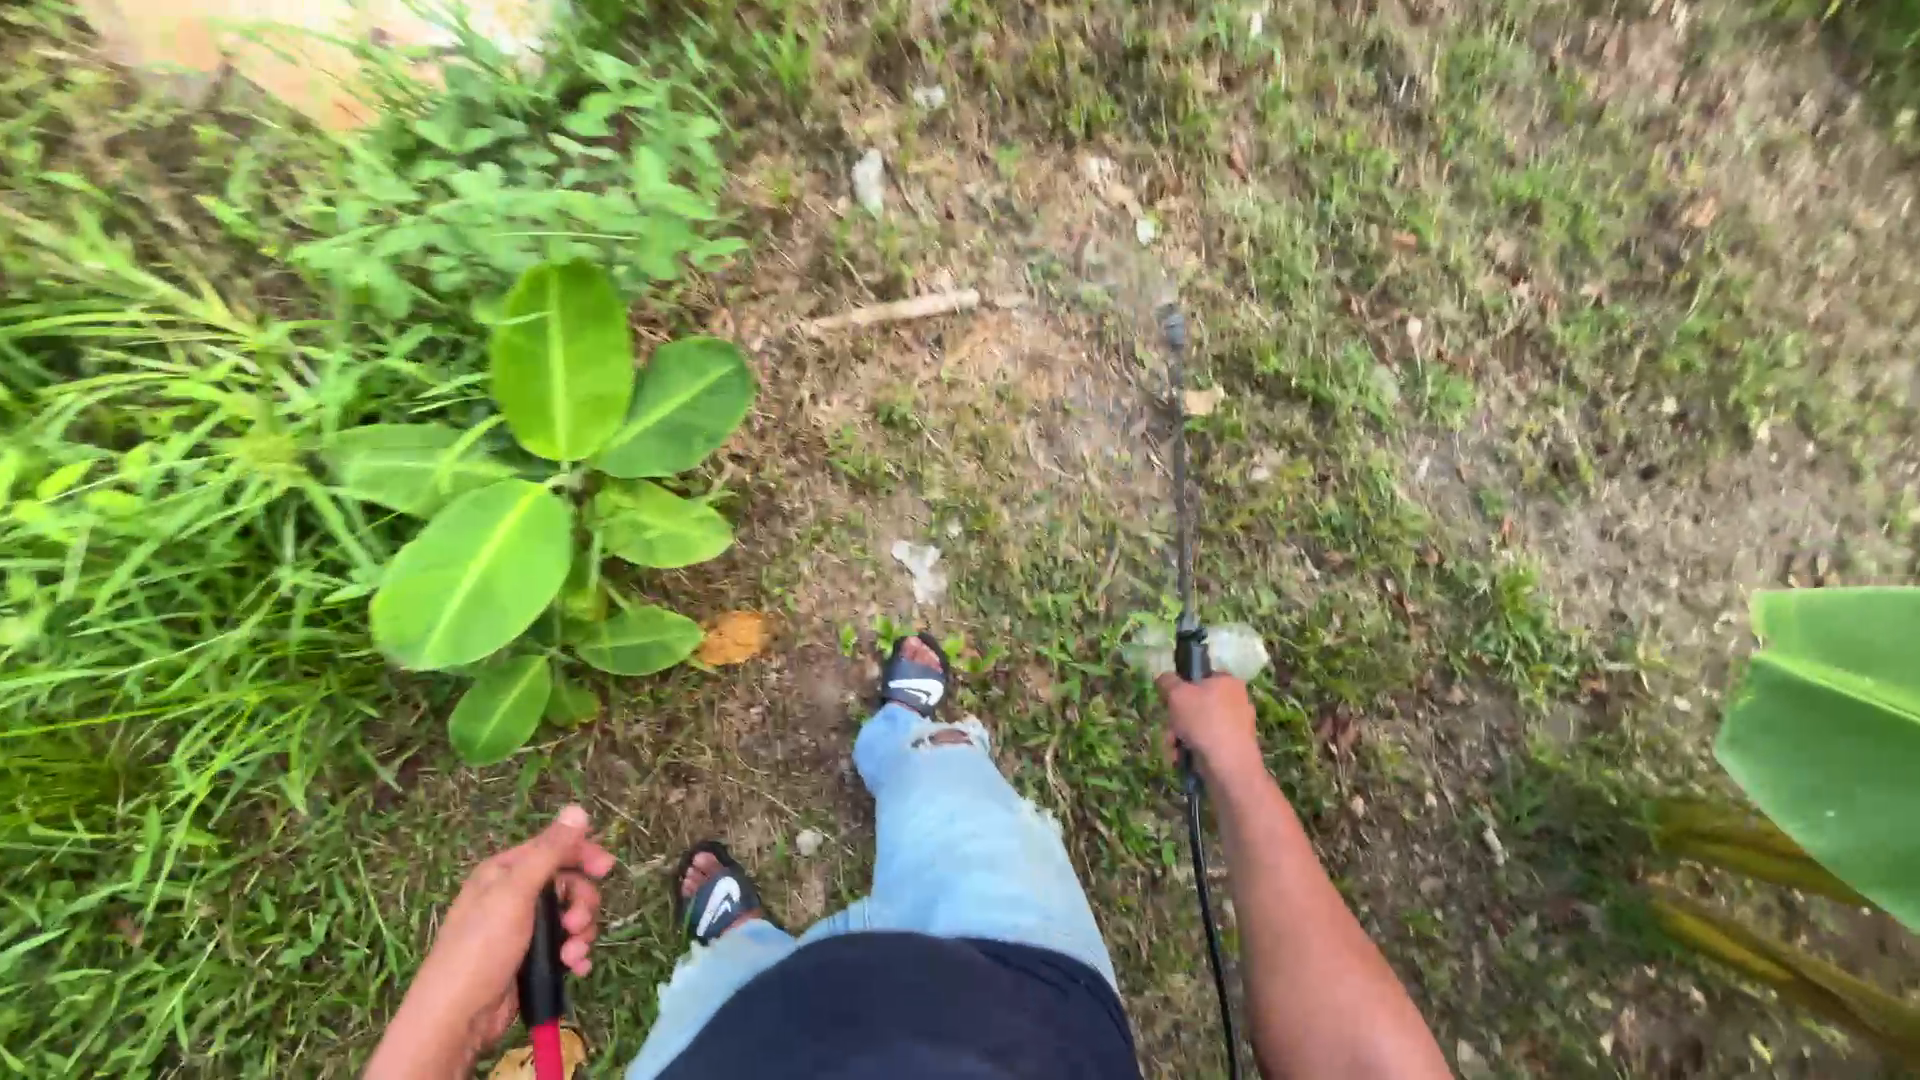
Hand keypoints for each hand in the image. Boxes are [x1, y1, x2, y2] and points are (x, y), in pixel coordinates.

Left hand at [366, 806, 615, 1078]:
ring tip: (571, 954)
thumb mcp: (515, 893)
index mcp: (505, 872)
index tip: (607, 868)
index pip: (554, 848)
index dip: (583, 854)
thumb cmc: (481, 949)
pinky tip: (576, 966)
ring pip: (572, 915)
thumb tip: (577, 809)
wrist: (455, 1021)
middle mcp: (514, 895)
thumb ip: (549, 851)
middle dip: (582, 903)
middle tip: (578, 922)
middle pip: (569, 883)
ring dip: (580, 933)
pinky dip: (576, 953)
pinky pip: (566, 943)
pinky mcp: (531, 957)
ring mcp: (523, 928)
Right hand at [1155, 673, 1261, 784]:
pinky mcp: (1235, 748)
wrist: (1229, 766)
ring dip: (1180, 736)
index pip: (1202, 677)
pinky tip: (1182, 758)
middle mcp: (1237, 700)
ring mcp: (1238, 726)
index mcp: (1228, 681)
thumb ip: (1166, 681)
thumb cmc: (1203, 721)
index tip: (1170, 700)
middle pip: (1196, 704)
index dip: (1182, 687)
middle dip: (1177, 719)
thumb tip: (1165, 680)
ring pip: (1199, 726)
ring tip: (1173, 748)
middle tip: (1169, 729)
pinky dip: (1192, 749)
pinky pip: (1207, 743)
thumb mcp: (1176, 693)